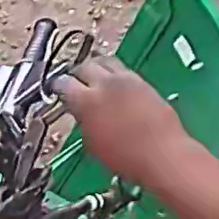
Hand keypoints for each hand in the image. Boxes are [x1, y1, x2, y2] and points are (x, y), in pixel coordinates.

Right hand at [52, 57, 207, 187]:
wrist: (161, 154)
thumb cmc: (124, 157)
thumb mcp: (92, 142)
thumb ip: (83, 119)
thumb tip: (81, 112)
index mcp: (87, 100)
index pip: (64, 83)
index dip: (57, 86)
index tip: (57, 91)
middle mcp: (106, 83)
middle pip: (85, 65)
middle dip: (77, 74)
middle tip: (75, 83)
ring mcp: (127, 79)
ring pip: (105, 61)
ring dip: (96, 68)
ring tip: (94, 80)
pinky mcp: (143, 82)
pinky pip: (123, 70)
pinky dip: (114, 74)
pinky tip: (114, 87)